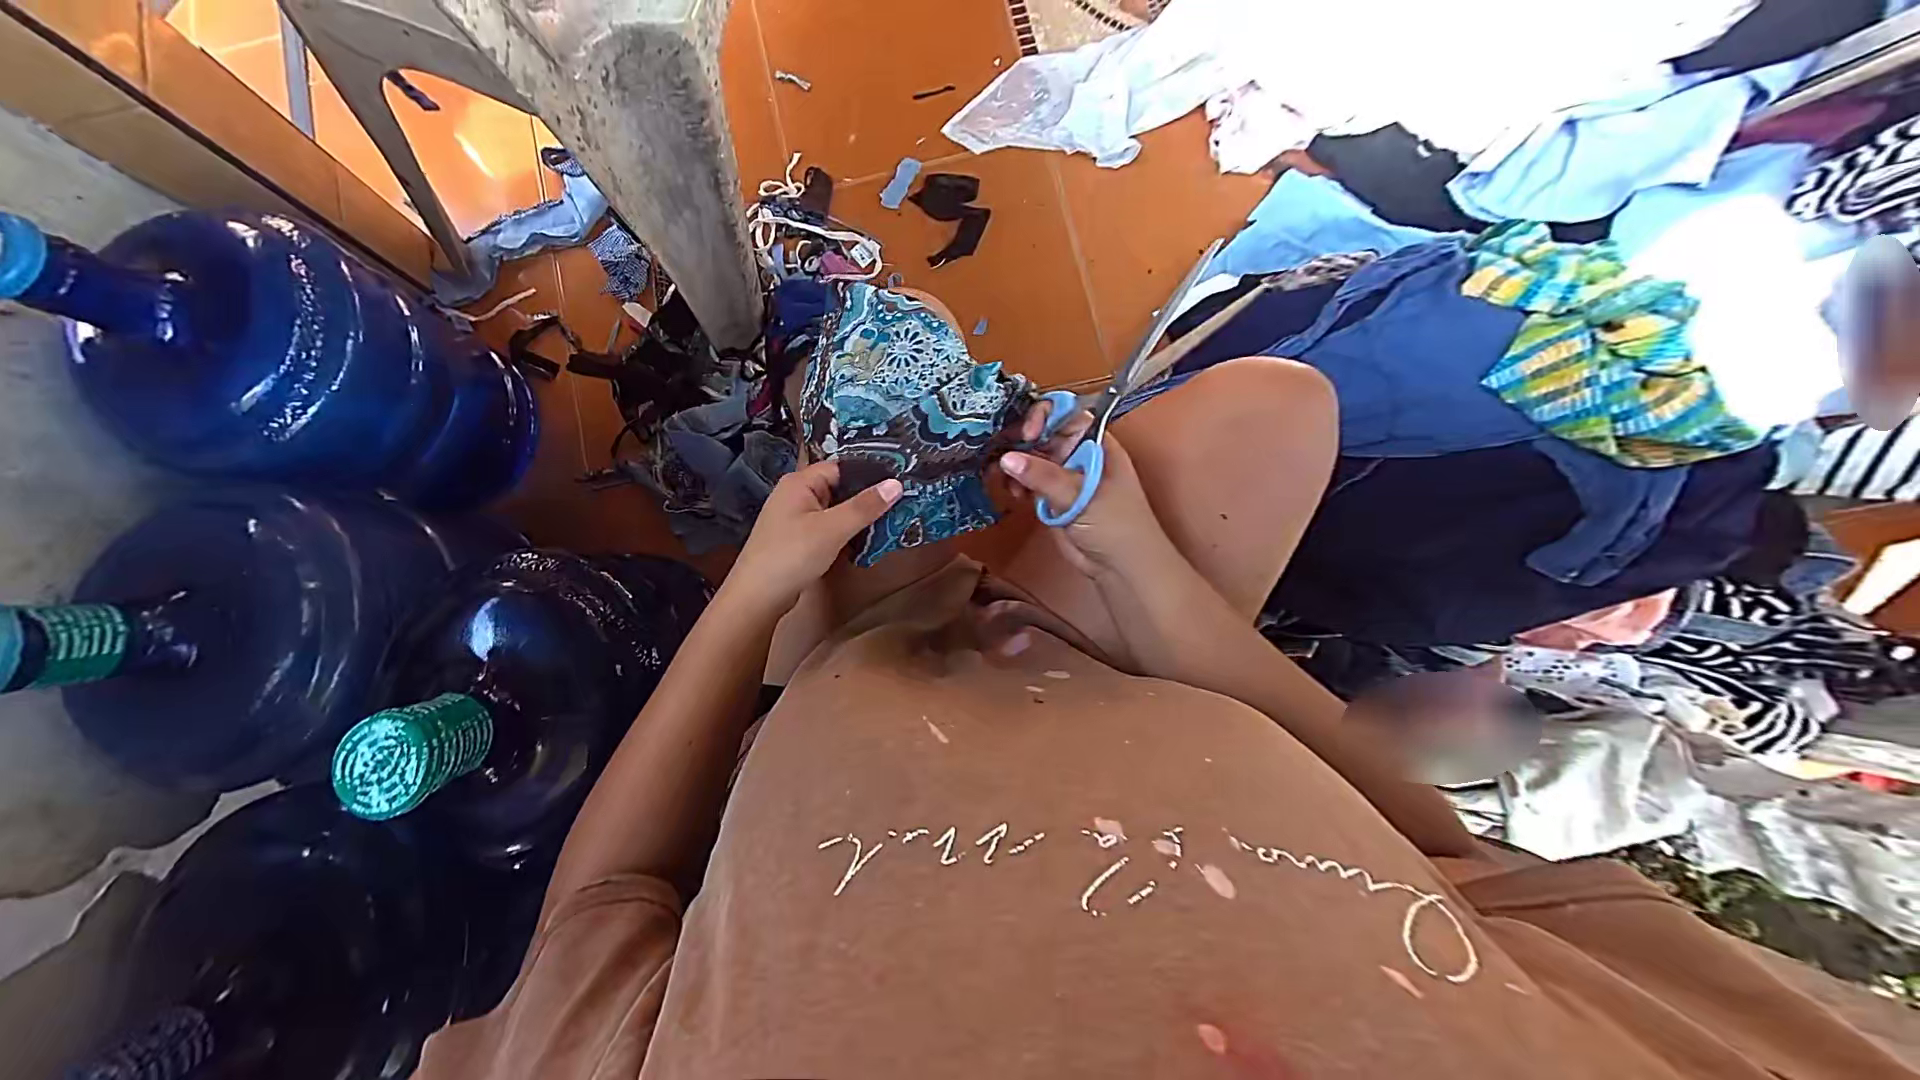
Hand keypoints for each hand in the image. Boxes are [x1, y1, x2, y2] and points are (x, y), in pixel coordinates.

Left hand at [721, 460, 902, 617]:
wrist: (758, 597)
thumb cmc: (792, 555)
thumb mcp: (833, 528)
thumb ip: (865, 506)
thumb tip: (896, 483)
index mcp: (800, 482)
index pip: (841, 467)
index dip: (869, 472)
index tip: (900, 480)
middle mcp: (797, 495)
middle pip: (840, 488)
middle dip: (868, 498)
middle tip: (902, 503)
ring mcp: (797, 518)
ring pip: (836, 510)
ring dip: (859, 518)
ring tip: (892, 521)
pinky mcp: (799, 539)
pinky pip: (830, 528)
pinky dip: (847, 533)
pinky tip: (867, 541)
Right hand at [998, 429, 1172, 579]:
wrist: (1122, 568)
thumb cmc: (1117, 526)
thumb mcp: (1082, 496)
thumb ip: (1044, 476)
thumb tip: (1008, 458)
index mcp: (1095, 442)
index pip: (1066, 414)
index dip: (1044, 416)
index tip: (1027, 434)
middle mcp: (1077, 453)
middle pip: (1043, 432)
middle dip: (1020, 440)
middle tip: (1001, 453)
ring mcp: (1063, 475)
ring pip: (1030, 457)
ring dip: (1014, 464)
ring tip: (1003, 478)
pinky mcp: (1051, 497)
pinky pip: (1027, 481)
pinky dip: (1015, 483)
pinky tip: (1012, 493)